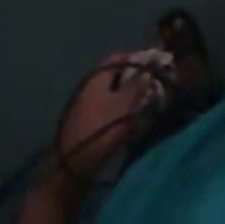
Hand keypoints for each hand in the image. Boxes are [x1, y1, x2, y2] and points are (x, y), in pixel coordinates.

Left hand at [53, 50, 169, 181]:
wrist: (72, 166)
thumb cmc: (101, 129)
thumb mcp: (124, 104)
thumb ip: (139, 83)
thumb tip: (150, 64)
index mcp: (97, 76)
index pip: (119, 58)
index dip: (137, 59)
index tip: (152, 67)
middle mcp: (90, 85)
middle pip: (115, 74)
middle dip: (134, 78)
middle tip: (150, 86)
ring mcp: (86, 103)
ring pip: (112, 91)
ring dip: (127, 94)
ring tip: (144, 104)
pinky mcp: (86, 119)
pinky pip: (106, 105)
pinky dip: (119, 107)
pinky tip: (129, 119)